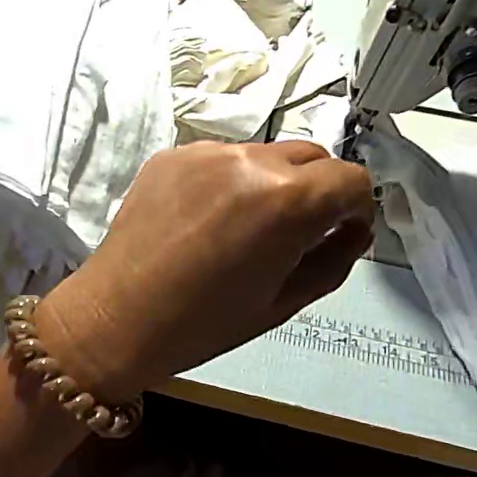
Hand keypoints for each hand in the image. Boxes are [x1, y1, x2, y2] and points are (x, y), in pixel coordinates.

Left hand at [36, 141, 374, 400]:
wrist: (118, 318)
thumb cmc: (203, 324)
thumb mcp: (284, 302)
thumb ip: (333, 260)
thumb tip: (351, 231)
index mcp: (286, 201)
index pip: (352, 179)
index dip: (358, 208)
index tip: (344, 232)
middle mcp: (250, 161)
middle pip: (313, 157)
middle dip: (320, 192)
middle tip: (299, 233)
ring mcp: (207, 152)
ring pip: (267, 155)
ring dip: (274, 184)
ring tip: (245, 230)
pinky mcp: (173, 154)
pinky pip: (223, 159)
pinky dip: (232, 182)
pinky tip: (208, 221)